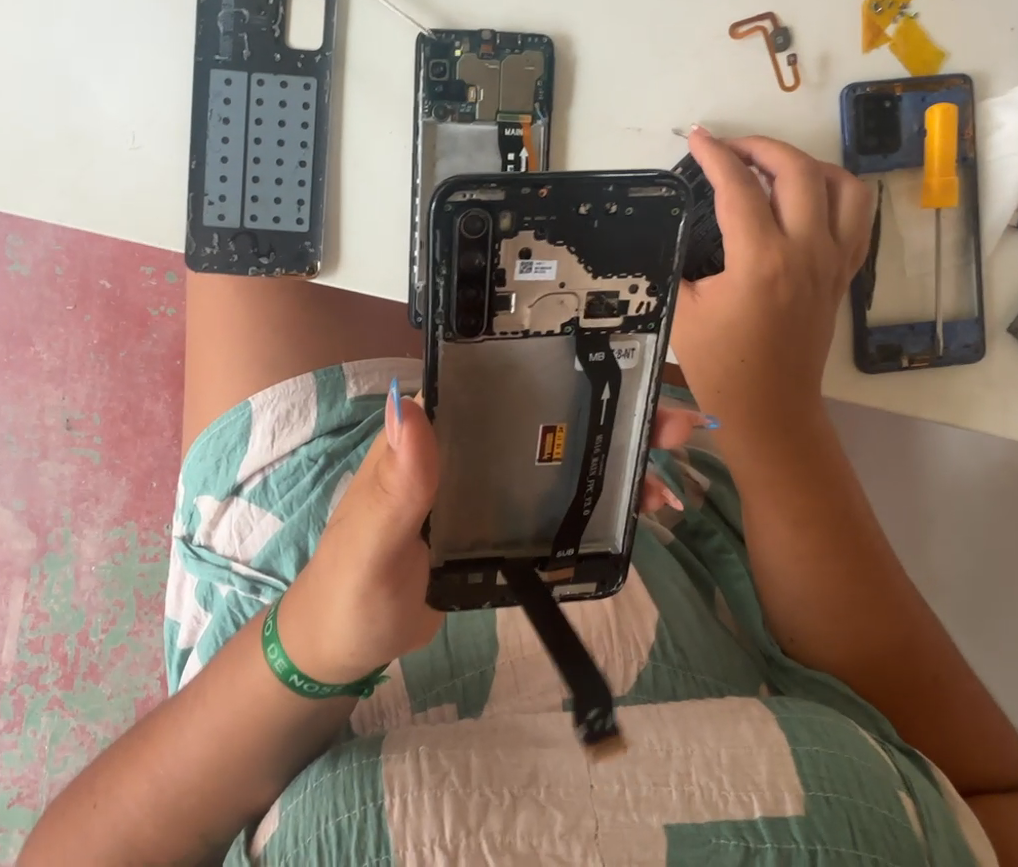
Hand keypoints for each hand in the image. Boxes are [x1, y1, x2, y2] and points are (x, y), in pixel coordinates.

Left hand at [274, 388, 707, 684]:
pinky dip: (597, 508)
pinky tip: (638, 513)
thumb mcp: (370, 540)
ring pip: (556, 463)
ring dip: (612, 462)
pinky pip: (555, 510)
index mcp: (427, 438)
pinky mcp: (498, 531)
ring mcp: (482, 493)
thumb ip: (396, 482)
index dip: (557, 372)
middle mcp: (460, 455)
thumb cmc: (347, 591)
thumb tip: (411, 401)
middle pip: (541, 421)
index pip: (495, 386)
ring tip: (670, 476)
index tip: (620, 371)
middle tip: (673, 425)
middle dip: (608, 417)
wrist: (344, 646)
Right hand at [672, 129, 873, 429]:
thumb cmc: (720, 365)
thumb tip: (679, 224)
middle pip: (796, 171)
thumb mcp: (683, 309)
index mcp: (761, 261)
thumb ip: (681, 259)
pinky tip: (809, 196)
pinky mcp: (844, 274)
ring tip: (774, 166)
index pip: (738, 188)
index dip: (715, 156)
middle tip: (730, 147)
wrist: (769, 409)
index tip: (697, 138)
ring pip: (841, 185)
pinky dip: (836, 193)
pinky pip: (857, 216)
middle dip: (760, 147)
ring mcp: (833, 262)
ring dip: (806, 163)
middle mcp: (806, 252)